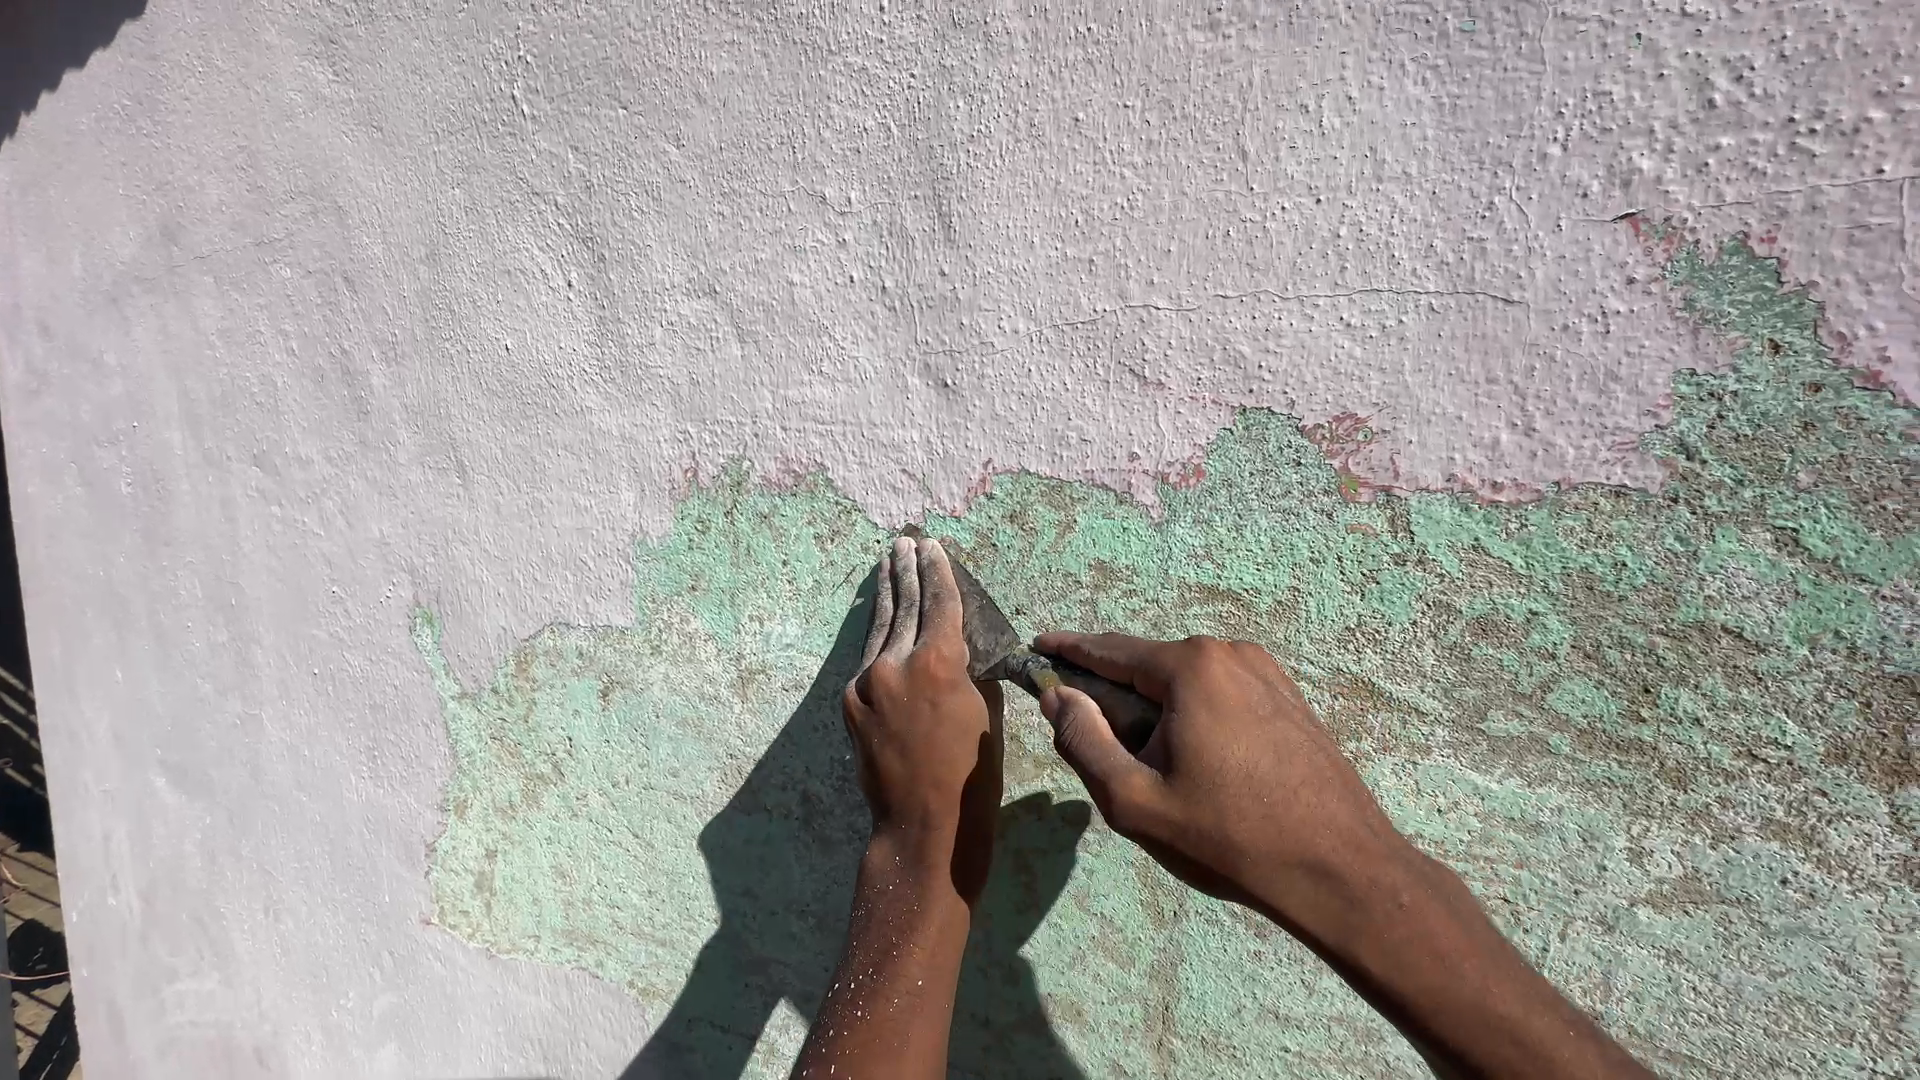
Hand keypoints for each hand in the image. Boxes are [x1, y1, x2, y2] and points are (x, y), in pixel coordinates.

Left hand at [845, 536, 1003, 903]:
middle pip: (905, 605)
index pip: (940, 602)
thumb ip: (965, 666)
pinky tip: (880, 616)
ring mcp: (867, 681)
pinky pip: (868, 657)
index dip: (939, 572)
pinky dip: (878, 634)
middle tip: (906, 541)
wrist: (924, 823)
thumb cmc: (972, 771)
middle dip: (908, 571)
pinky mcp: (850, 701)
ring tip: (888, 562)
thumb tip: (955, 641)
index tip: (934, 547)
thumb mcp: (983, 708)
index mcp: (939, 661)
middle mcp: (896, 662)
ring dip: (886, 593)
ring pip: (880, 627)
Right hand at [1033, 632, 1411, 930]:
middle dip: (1115, 697)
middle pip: (1147, 667)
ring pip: (1184, 682)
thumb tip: (1056, 696)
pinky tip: (1199, 762)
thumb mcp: (1134, 799)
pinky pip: (1218, 693)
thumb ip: (1082, 740)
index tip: (1036, 646)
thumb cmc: (1228, 837)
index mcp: (1190, 667)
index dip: (1066, 651)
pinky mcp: (1287, 696)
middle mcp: (1228, 652)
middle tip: (1099, 747)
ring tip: (1156, 769)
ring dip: (1155, 711)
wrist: (1341, 870)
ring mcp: (1265, 671)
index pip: (1108, 650)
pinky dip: (1191, 714)